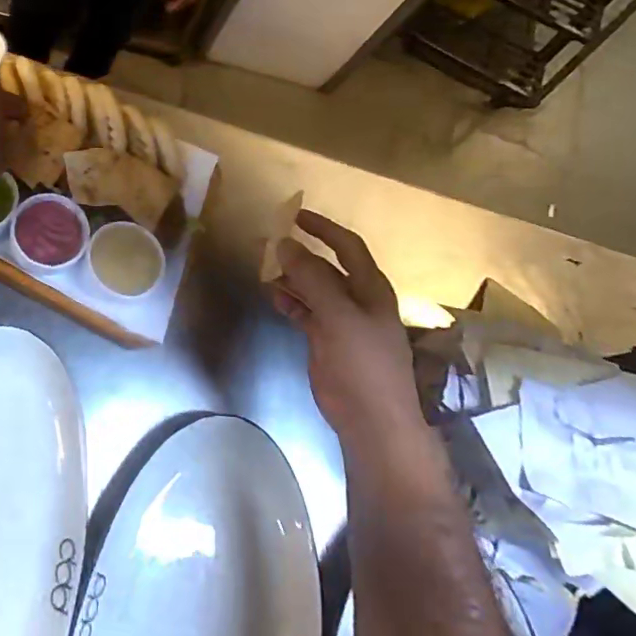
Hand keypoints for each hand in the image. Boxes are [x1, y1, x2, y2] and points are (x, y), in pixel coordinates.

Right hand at [269, 210, 423, 442]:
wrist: (370, 419)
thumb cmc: (363, 363)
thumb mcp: (338, 315)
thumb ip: (312, 278)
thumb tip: (285, 243)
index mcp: (370, 288)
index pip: (347, 246)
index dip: (324, 228)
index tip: (295, 216)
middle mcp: (357, 299)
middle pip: (326, 266)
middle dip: (300, 254)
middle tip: (270, 244)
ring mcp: (341, 321)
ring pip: (312, 288)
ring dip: (291, 277)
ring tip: (265, 269)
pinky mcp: (325, 340)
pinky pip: (304, 311)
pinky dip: (289, 302)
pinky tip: (273, 297)